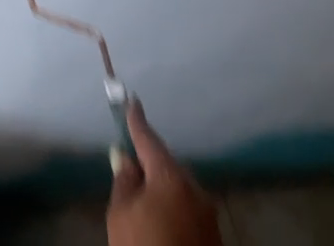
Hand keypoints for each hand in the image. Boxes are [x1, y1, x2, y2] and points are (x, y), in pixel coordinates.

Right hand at [108, 101, 223, 245]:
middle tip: (129, 164)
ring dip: (161, 187)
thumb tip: (126, 157)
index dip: (137, 120)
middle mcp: (195, 187)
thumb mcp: (121, 214)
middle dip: (149, 162)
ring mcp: (208, 212)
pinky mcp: (212, 234)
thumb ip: (123, 180)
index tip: (131, 100)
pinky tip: (159, 220)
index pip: (149, 140)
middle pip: (167, 165)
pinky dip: (172, 206)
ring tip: (141, 200)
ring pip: (179, 188)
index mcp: (171, 177)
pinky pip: (187, 207)